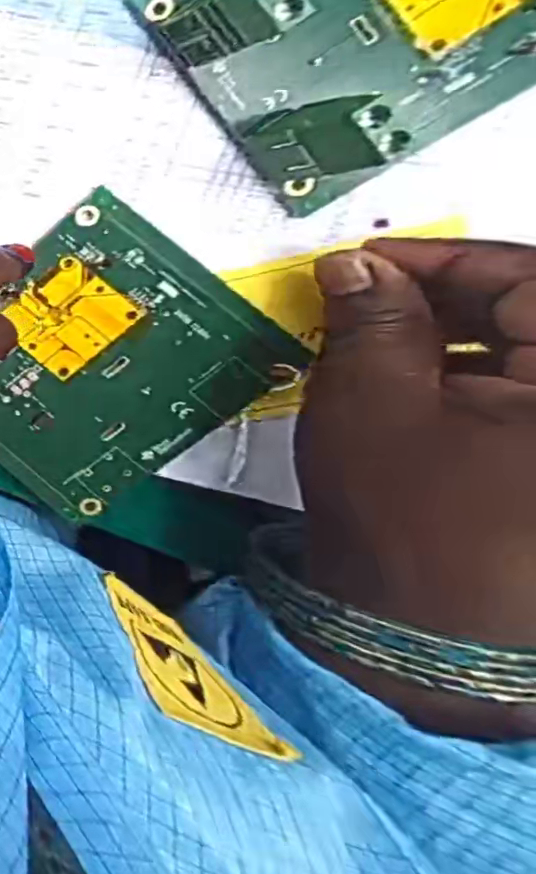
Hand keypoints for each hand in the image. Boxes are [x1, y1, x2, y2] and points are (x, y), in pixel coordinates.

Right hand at [297, 239, 535, 736]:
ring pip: (533, 344)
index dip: (438, 259)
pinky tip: (414, 373)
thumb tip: (355, 268)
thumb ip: (370, 324)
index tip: (359, 259)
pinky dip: (472, 365)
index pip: (533, 278)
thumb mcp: (367, 404)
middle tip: (356, 295)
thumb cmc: (401, 510)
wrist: (426, 614)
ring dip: (456, 329)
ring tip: (373, 336)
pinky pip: (527, 381)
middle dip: (446, 294)